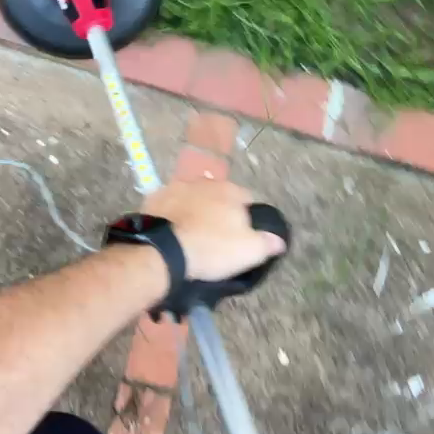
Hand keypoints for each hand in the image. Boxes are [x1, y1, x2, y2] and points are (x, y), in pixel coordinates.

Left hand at [143, 181, 285, 281]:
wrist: (163, 250)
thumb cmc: (211, 248)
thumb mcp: (248, 251)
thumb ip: (267, 242)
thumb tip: (278, 239)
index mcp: (230, 191)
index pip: (247, 199)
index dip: (247, 217)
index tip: (242, 234)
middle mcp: (204, 182)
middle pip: (218, 196)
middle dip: (219, 210)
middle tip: (216, 235)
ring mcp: (176, 187)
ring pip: (192, 198)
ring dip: (194, 210)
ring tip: (192, 233)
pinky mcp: (154, 198)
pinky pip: (169, 205)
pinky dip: (172, 213)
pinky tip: (171, 230)